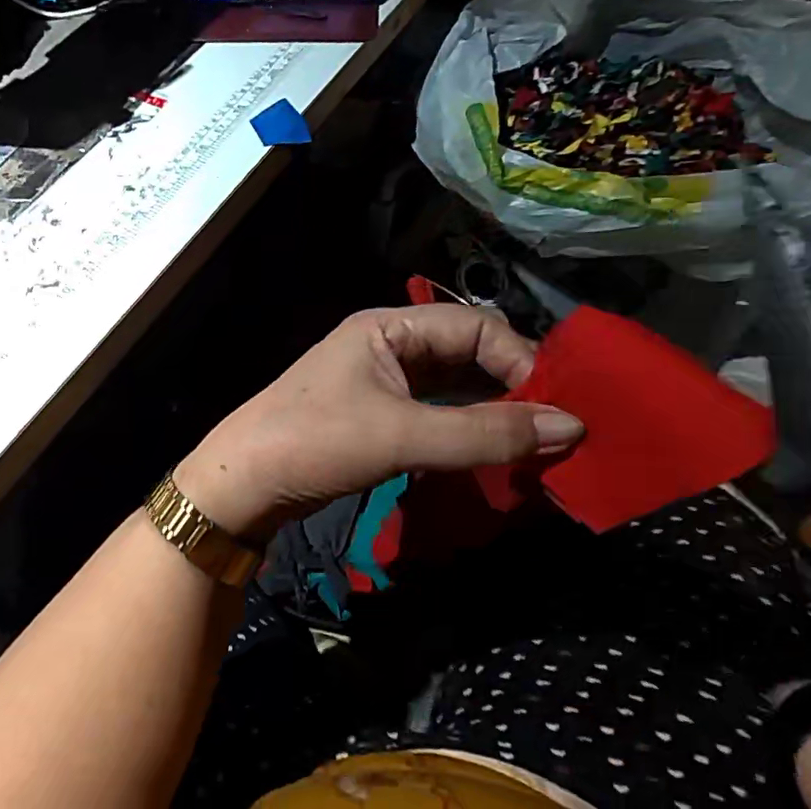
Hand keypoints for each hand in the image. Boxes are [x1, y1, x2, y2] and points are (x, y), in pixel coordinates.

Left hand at [173, 305, 583, 540]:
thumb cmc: (315, 442)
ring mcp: (386, 379)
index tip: (556, 405)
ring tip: (536, 442)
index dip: (520, 359)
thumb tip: (569, 427)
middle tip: (554, 427)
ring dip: (494, 411)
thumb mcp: (402, 436)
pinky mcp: (382, 412)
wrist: (241, 484)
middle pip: (469, 353)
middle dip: (512, 386)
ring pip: (457, 385)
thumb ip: (484, 434)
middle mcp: (391, 342)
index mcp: (390, 325)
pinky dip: (469, 429)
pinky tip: (496, 451)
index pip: (475, 326)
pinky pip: (440, 411)